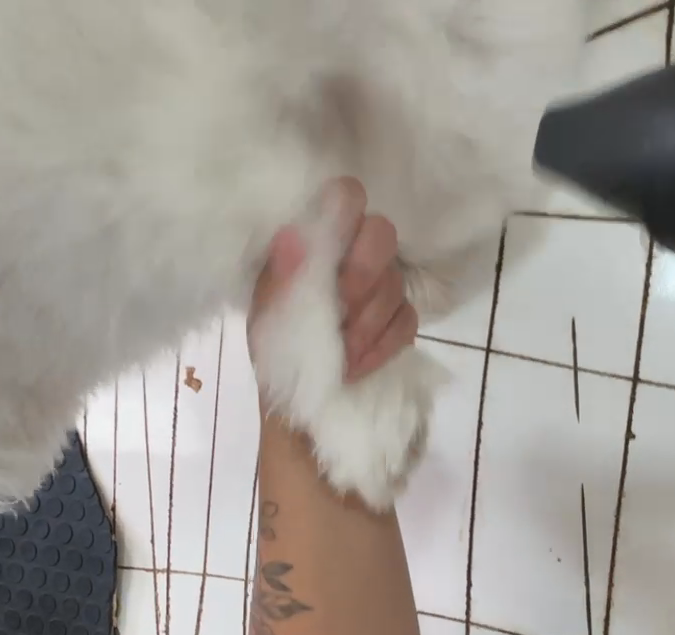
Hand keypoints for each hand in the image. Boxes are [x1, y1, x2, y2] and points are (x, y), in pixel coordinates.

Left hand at [249, 178, 418, 383]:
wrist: (297, 398)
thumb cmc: (277, 351)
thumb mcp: (267, 317)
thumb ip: (279, 279)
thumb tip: (291, 237)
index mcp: (319, 241)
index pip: (345, 196)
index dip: (345, 217)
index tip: (328, 259)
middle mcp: (356, 252)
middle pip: (382, 232)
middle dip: (362, 276)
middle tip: (340, 314)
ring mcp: (385, 285)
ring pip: (395, 283)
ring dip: (365, 324)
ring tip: (340, 355)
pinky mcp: (402, 320)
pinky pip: (407, 321)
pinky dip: (381, 347)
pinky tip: (357, 365)